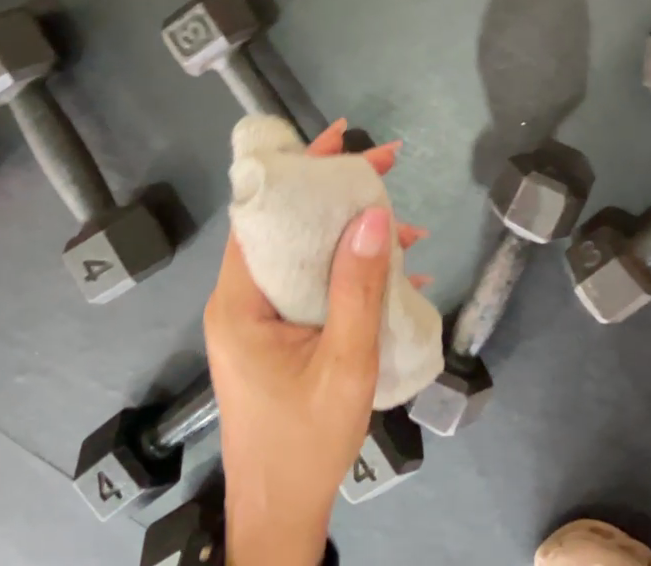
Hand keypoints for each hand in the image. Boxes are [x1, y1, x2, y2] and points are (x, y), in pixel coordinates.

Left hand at [203, 119, 423, 565]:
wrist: (281, 514)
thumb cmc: (306, 441)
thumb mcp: (345, 363)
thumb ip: (358, 288)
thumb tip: (372, 214)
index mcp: (241, 303)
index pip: (263, 214)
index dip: (301, 170)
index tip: (341, 137)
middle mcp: (242, 303)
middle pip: (288, 229)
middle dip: (339, 195)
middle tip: (385, 165)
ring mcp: (259, 323)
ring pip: (305, 258)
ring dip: (354, 240)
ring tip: (410, 228)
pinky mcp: (278, 340)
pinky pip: (313, 290)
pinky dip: (351, 276)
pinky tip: (400, 277)